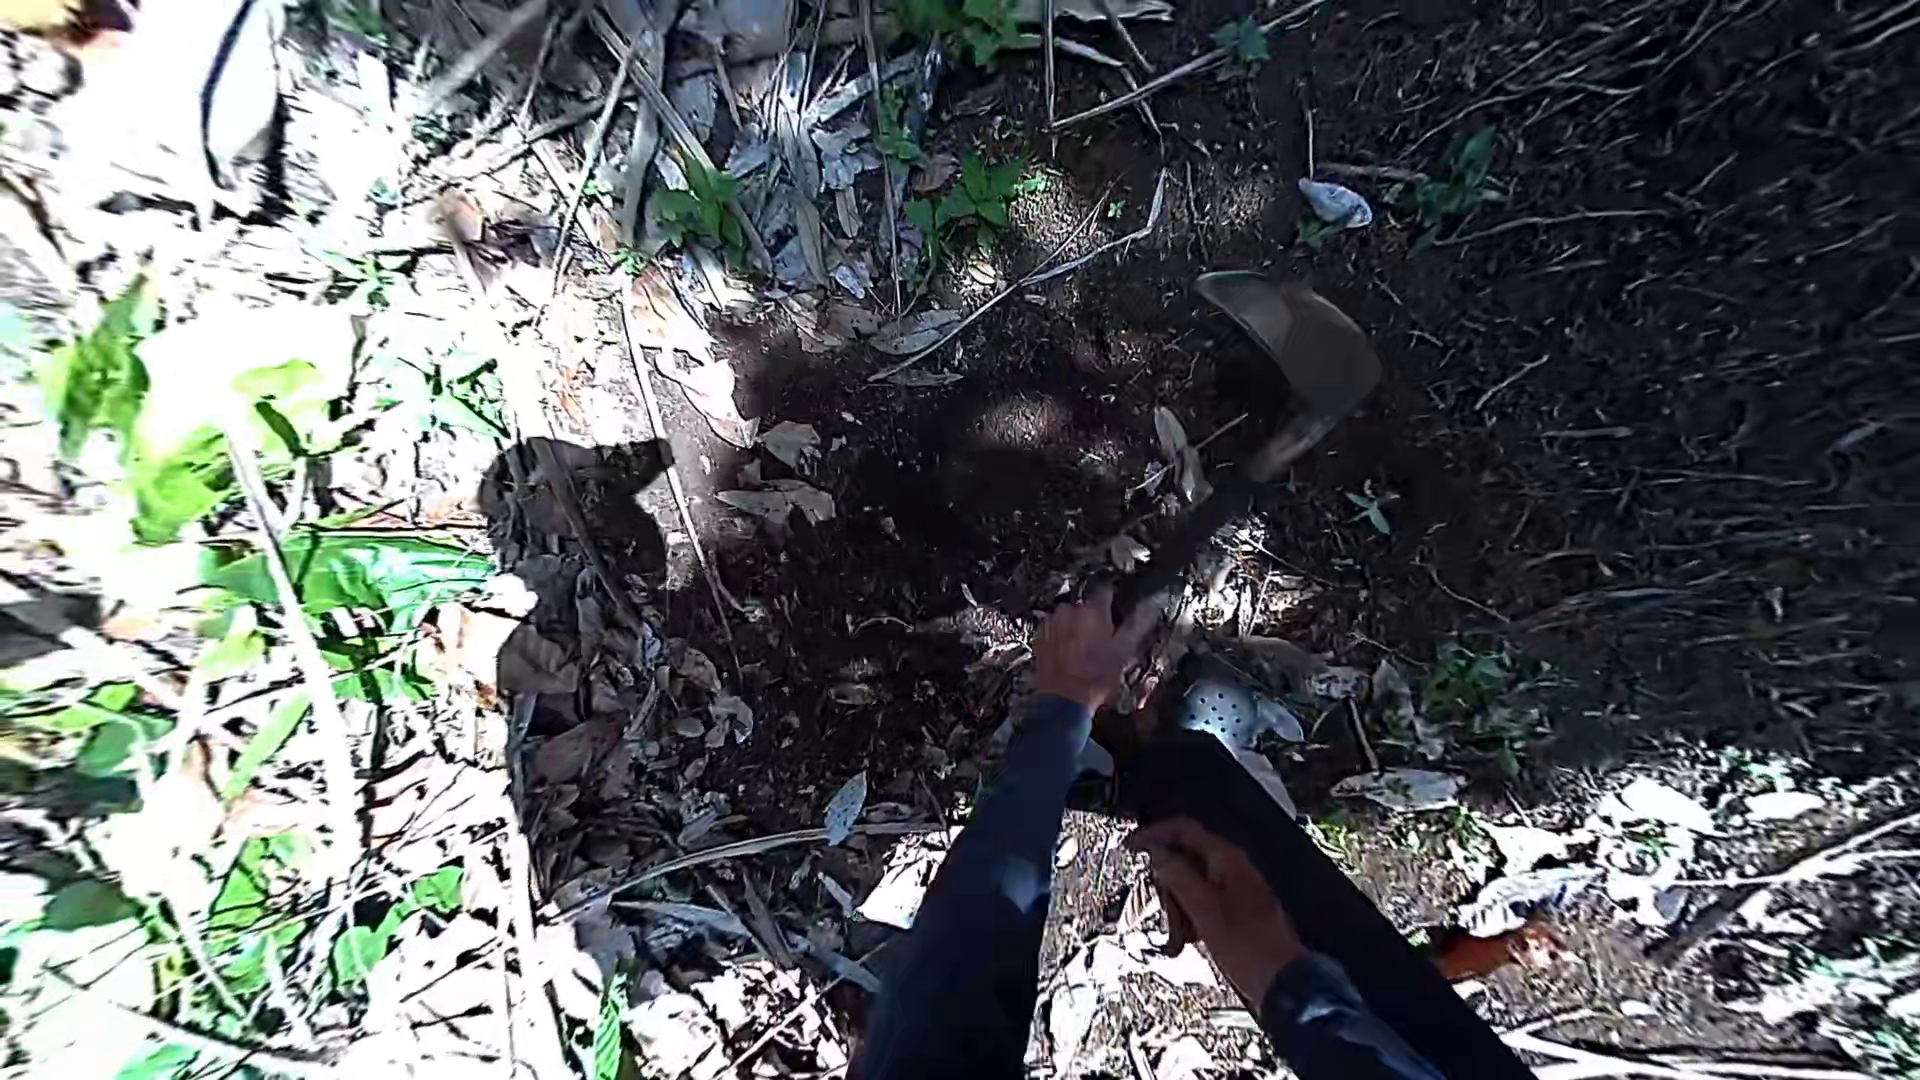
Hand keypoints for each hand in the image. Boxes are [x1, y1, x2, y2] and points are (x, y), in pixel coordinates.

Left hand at [1031, 586, 1158, 710]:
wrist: (1063, 698)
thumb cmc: (1095, 677)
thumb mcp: (1124, 651)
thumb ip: (1137, 624)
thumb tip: (1150, 607)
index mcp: (1093, 610)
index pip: (1105, 591)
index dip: (1111, 600)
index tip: (1115, 608)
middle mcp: (1070, 610)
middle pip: (1085, 606)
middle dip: (1092, 618)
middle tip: (1100, 639)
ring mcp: (1052, 621)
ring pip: (1068, 616)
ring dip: (1075, 626)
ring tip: (1083, 649)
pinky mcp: (1040, 634)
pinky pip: (1054, 627)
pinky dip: (1060, 634)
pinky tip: (1068, 652)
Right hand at [1126, 816, 1303, 1002]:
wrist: (1286, 987)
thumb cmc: (1246, 944)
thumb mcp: (1203, 907)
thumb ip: (1176, 873)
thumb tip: (1154, 850)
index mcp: (1226, 857)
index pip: (1182, 828)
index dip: (1153, 833)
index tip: (1131, 847)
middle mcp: (1231, 865)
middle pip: (1185, 856)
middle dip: (1168, 881)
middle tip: (1162, 907)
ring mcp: (1235, 886)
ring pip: (1191, 880)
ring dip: (1178, 904)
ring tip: (1179, 934)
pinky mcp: (1236, 907)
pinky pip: (1203, 898)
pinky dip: (1191, 913)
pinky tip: (1189, 938)